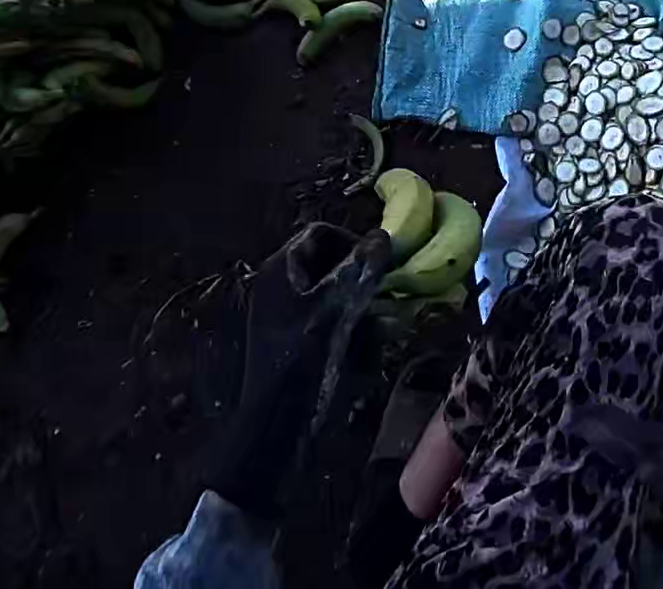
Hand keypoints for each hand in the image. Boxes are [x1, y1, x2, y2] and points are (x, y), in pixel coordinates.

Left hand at [208, 223, 391, 519]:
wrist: (275, 429)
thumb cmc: (302, 362)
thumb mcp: (336, 311)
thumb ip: (360, 270)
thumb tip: (383, 234)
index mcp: (281, 269)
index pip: (320, 233)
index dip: (351, 240)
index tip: (379, 261)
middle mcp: (282, 285)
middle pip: (329, 262)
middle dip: (360, 276)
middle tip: (387, 290)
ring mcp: (288, 314)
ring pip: (334, 293)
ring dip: (360, 304)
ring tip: (381, 323)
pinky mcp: (297, 340)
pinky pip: (330, 320)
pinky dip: (350, 327)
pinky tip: (367, 349)